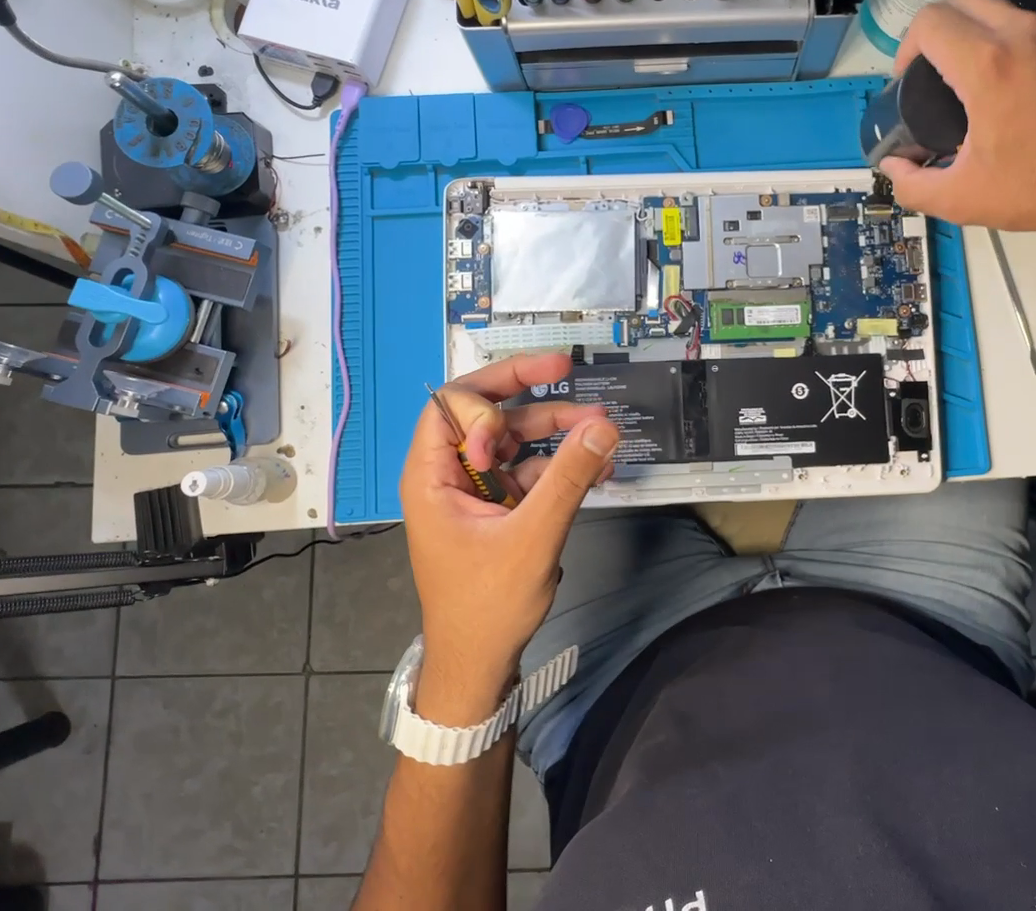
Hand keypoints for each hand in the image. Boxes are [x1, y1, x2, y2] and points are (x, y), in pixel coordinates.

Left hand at [398, 354, 619, 712]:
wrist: (479, 665)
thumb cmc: (488, 604)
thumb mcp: (532, 537)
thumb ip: (568, 478)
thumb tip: (604, 426)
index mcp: (431, 475)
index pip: (452, 406)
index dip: (491, 399)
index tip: (531, 412)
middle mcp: (449, 475)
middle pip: (485, 414)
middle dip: (530, 396)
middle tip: (569, 369)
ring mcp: (475, 492)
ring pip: (512, 441)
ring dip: (555, 432)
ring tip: (602, 431)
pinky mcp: (499, 510)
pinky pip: (529, 472)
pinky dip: (560, 468)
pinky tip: (598, 469)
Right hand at [878, 0, 1035, 246]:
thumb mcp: (962, 200)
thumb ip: (911, 184)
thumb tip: (893, 167)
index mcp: (988, 65)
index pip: (929, 22)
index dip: (905, 49)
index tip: (907, 83)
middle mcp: (1024, 34)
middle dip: (936, 29)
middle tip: (932, 72)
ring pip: (1001, 11)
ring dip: (975, 35)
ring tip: (973, 87)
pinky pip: (1035, 31)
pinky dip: (1012, 48)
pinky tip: (1017, 96)